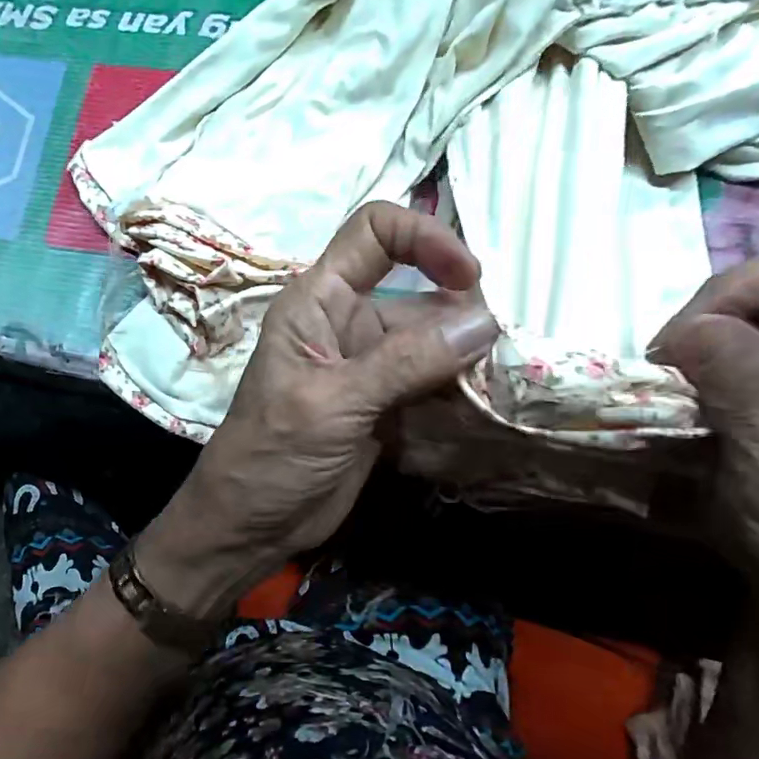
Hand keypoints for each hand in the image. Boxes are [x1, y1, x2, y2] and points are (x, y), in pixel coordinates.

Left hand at [135, 203, 499, 616]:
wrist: (250, 525)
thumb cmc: (270, 455)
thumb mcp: (331, 403)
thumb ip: (404, 362)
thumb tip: (485, 320)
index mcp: (318, 302)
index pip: (373, 233)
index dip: (424, 237)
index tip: (470, 279)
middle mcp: (346, 325)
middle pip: (421, 296)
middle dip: (464, 321)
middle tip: (507, 359)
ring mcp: (369, 369)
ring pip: (435, 347)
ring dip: (469, 366)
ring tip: (503, 392)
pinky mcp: (385, 409)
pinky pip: (434, 388)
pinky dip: (459, 400)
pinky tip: (482, 420)